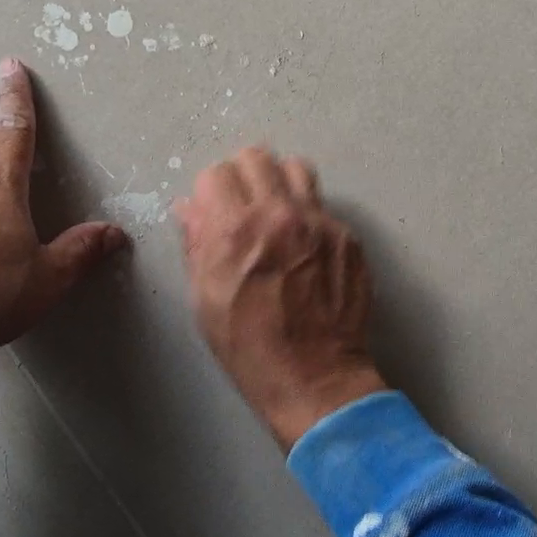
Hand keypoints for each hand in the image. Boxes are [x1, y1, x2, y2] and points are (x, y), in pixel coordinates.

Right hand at [175, 147, 384, 450]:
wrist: (314, 379)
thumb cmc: (248, 347)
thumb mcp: (203, 299)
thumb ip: (197, 244)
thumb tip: (189, 207)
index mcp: (234, 230)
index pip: (215, 173)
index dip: (209, 192)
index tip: (213, 211)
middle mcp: (278, 215)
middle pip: (256, 157)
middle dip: (242, 176)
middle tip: (242, 205)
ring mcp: (319, 223)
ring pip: (295, 168)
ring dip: (279, 183)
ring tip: (276, 212)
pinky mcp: (347, 237)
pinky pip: (322, 206)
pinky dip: (307, 215)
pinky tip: (304, 246)